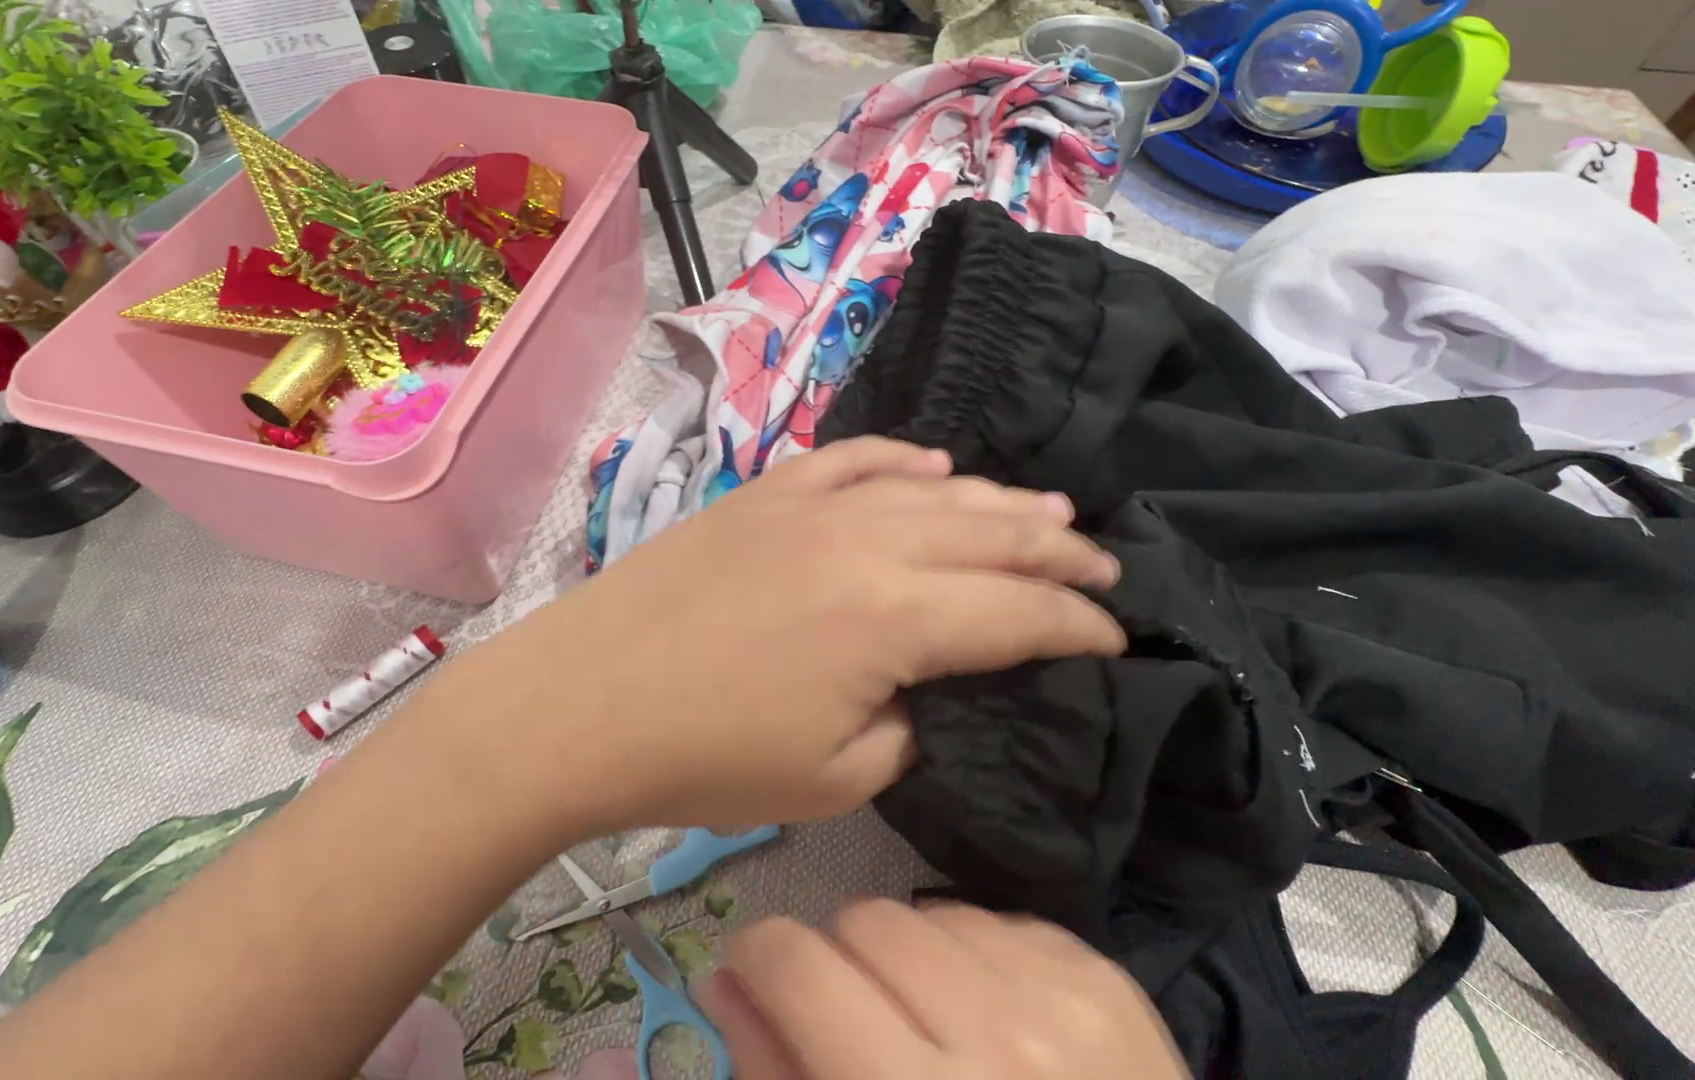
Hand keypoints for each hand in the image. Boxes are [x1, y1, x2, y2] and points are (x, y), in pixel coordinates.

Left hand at [449, 436, 1125, 829]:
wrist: (576, 703)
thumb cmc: (702, 757)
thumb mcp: (833, 777)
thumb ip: (911, 726)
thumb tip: (934, 687)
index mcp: (894, 617)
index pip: (1020, 612)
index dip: (1080, 625)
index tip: (1118, 636)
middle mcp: (867, 541)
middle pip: (993, 532)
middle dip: (1062, 552)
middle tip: (1106, 566)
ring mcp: (812, 506)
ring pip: (935, 489)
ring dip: (1000, 500)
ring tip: (1051, 511)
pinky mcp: (765, 494)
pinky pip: (854, 460)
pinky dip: (905, 461)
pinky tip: (935, 466)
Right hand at [698, 899, 1187, 1079]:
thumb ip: (777, 1072)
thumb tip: (722, 976)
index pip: (799, 966)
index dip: (762, 956)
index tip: (762, 974)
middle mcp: (993, 1039)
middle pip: (865, 921)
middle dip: (842, 960)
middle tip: (859, 1019)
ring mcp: (1061, 1000)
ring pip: (930, 914)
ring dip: (911, 958)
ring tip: (933, 1023)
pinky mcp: (1105, 979)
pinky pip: (1000, 921)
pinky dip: (976, 959)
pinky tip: (994, 1020)